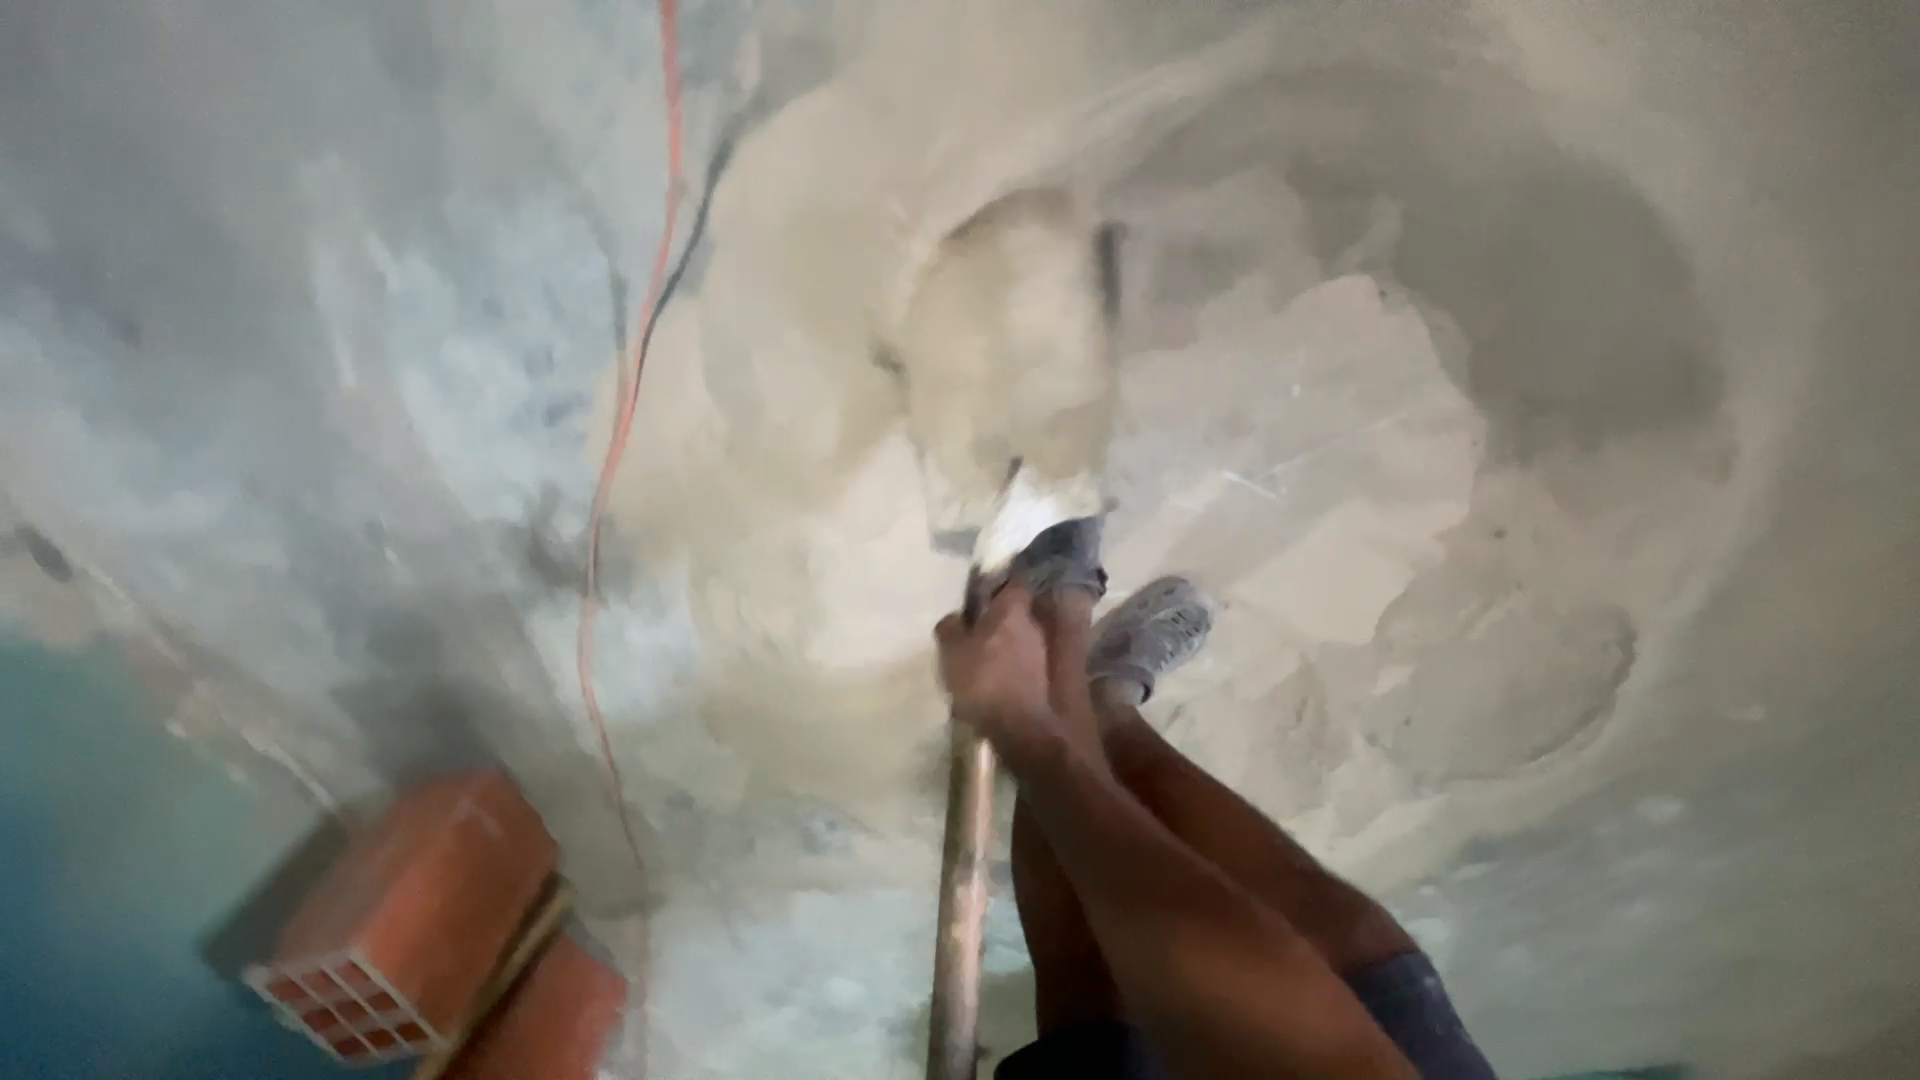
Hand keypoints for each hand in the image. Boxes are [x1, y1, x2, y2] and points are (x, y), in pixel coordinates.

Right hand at [934, 584, 1057, 749]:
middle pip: (1018, 614)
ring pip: (1021, 641)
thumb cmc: (982, 679)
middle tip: (975, 633)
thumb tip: (954, 617)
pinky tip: (993, 684)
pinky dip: (1011, 669)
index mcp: (1013, 611)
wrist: (1019, 727)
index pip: (1014, 584)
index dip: (999, 587)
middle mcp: (1034, 626)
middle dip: (1000, 621)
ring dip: (1005, 647)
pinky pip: (1024, 665)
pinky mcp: (1045, 680)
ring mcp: (1043, 654)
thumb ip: (951, 628)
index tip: (981, 597)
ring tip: (981, 663)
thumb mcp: (951, 652)